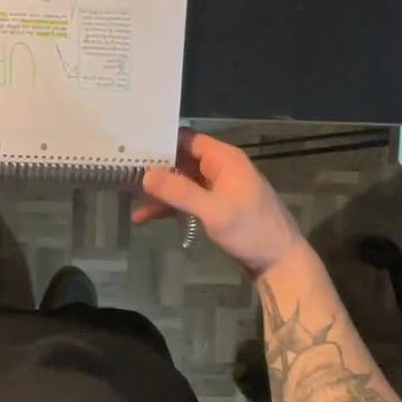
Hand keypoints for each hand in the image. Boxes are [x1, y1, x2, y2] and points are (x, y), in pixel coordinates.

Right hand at [133, 129, 305, 276]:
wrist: (280, 262)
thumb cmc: (251, 231)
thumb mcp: (214, 211)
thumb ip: (180, 192)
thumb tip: (145, 174)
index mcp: (224, 160)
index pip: (188, 139)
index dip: (161, 141)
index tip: (132, 147)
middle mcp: (220, 169)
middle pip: (181, 160)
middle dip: (154, 167)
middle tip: (121, 172)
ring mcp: (217, 189)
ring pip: (181, 182)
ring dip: (158, 191)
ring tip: (127, 196)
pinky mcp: (214, 208)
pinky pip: (186, 201)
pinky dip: (167, 207)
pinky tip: (144, 217)